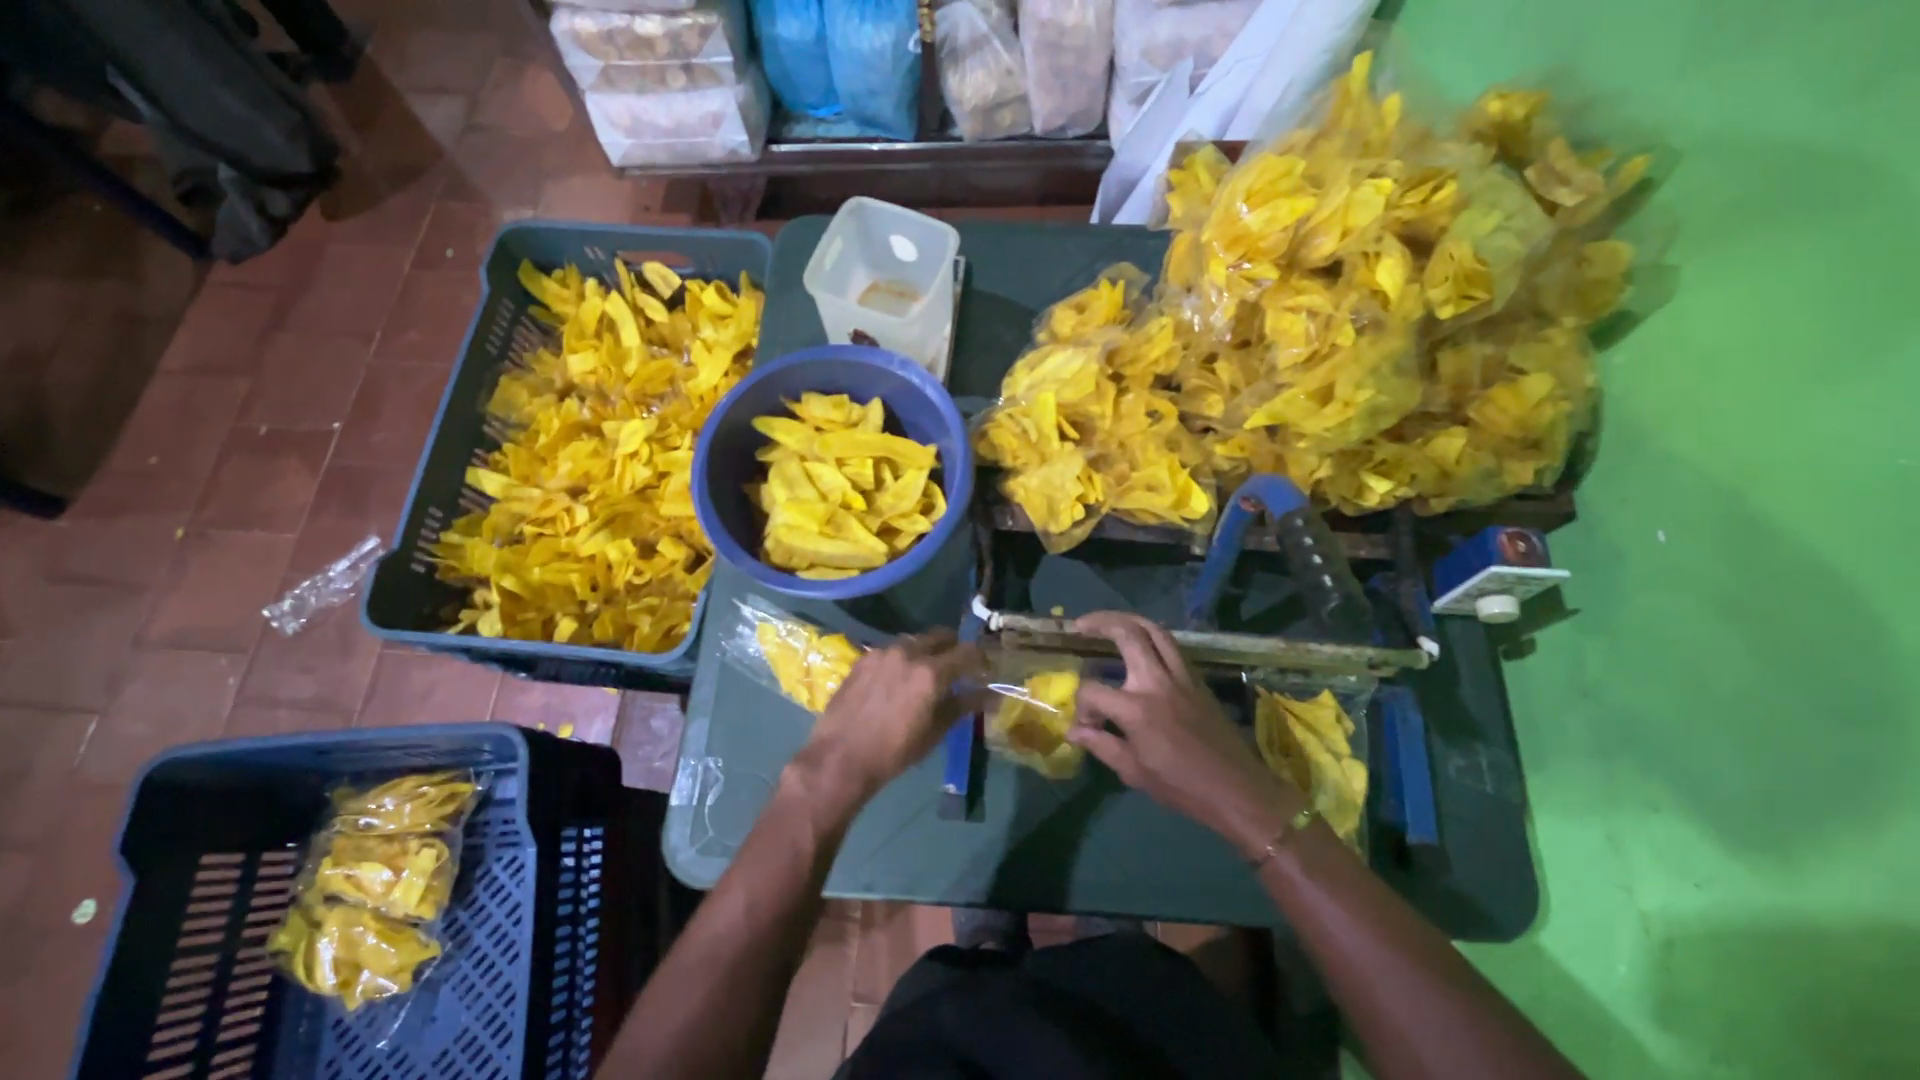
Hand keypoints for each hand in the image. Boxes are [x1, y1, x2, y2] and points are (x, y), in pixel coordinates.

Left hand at [792, 629, 982, 806]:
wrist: (841, 756)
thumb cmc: (894, 751)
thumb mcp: (935, 731)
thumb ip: (963, 706)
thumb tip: (991, 696)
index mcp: (931, 672)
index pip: (967, 652)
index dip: (980, 659)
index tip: (984, 670)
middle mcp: (907, 653)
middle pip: (940, 636)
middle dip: (953, 648)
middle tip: (958, 668)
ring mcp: (881, 652)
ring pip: (914, 641)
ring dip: (927, 651)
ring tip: (927, 673)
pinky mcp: (862, 658)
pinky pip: (891, 650)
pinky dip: (902, 658)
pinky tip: (898, 679)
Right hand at [1068, 612, 1303, 856]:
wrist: (1235, 789)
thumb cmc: (1181, 787)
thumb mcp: (1133, 772)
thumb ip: (1100, 744)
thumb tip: (1073, 731)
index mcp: (1135, 709)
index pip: (1092, 690)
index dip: (1081, 707)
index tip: (1086, 727)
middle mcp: (1157, 683)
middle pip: (1127, 634)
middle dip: (1100, 623)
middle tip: (1081, 625)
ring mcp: (1181, 677)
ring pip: (1155, 630)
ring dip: (1129, 620)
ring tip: (1110, 621)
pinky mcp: (1198, 680)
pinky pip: (1173, 647)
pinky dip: (1153, 637)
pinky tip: (1142, 645)